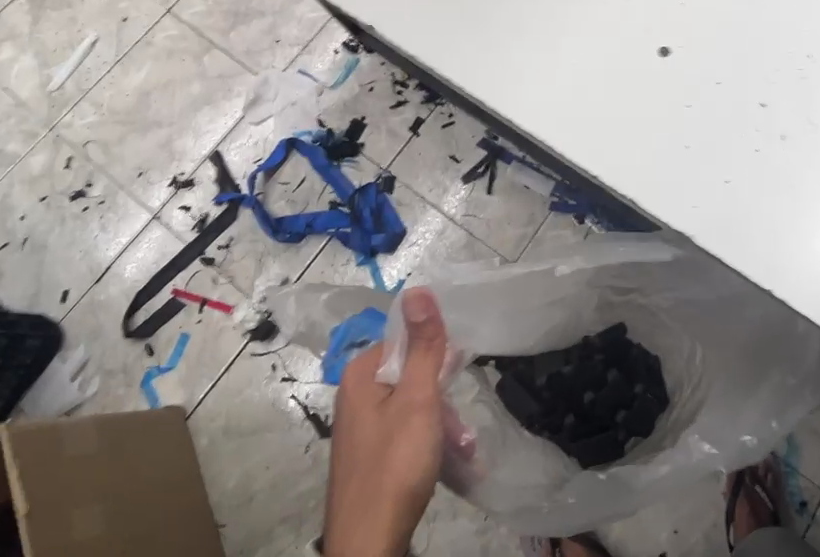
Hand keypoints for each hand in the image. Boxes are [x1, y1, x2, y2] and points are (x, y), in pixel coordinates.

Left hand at [325, 289, 450, 556]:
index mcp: (362, 373)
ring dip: (442, 423)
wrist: (368, 542)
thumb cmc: (395, 464)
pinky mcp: (371, 453)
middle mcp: (357, 393)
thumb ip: (423, 345)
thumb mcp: (418, 398)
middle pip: (412, 372)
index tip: (459, 371)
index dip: (436, 352)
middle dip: (442, 395)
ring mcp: (363, 426)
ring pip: (414, 404)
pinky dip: (429, 441)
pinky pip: (407, 431)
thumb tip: (419, 288)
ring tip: (462, 448)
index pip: (406, 338)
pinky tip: (449, 460)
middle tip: (460, 425)